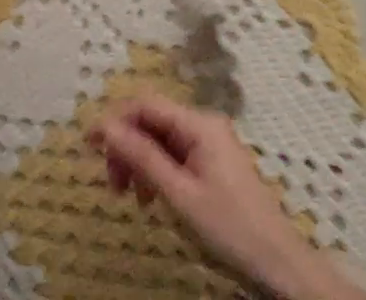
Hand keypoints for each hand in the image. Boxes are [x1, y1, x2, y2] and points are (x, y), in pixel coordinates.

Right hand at [88, 95, 364, 298]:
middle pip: (151, 121)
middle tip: (113, 184)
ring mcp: (210, 144)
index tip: (88, 146)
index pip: (145, 104)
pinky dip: (156, 172)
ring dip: (138, 162)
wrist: (277, 261)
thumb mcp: (178, 193)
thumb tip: (104, 126)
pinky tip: (150, 198)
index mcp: (199, 124)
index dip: (114, 120)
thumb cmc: (228, 226)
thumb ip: (141, 156)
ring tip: (131, 198)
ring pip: (160, 139)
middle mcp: (204, 125)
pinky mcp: (212, 163)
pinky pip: (174, 155)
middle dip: (126, 146)